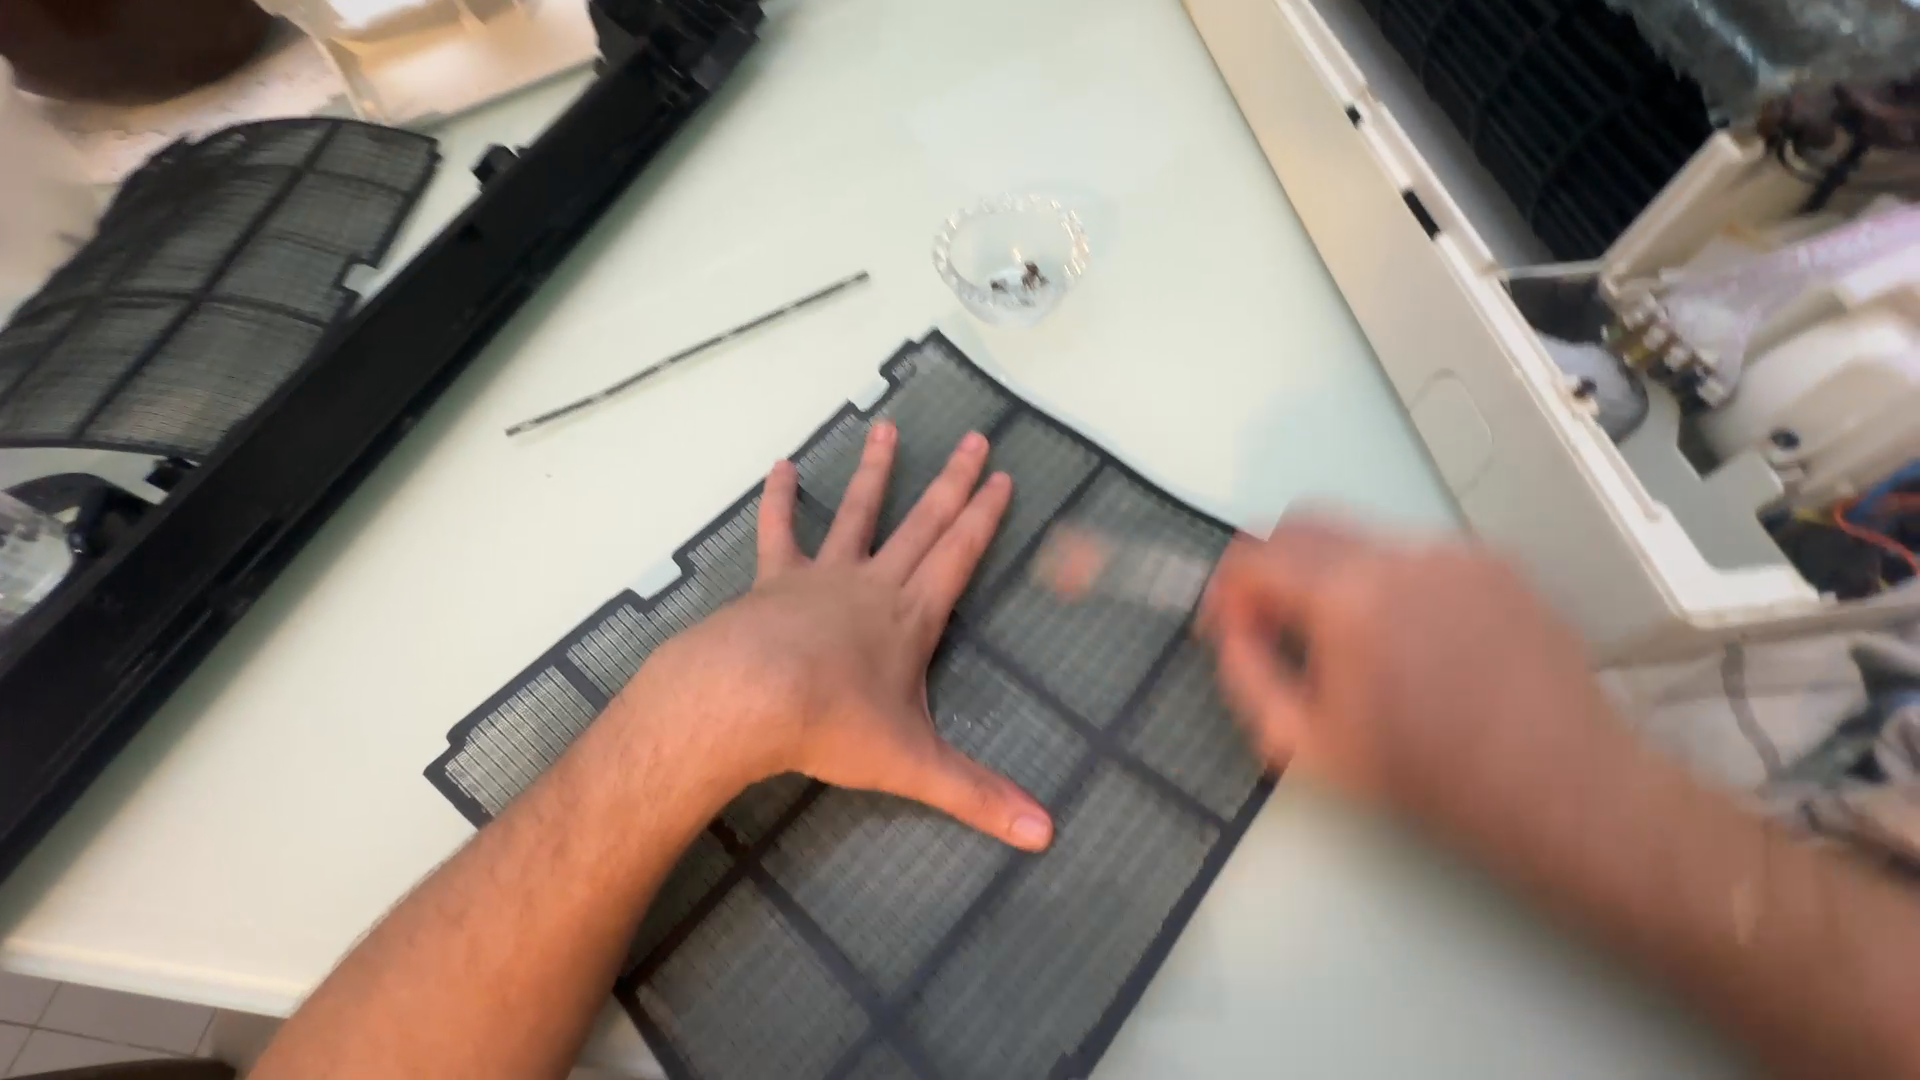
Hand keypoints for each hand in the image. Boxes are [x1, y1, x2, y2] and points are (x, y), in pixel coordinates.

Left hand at [621, 420, 1054, 851]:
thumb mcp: (915, 766)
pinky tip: (782, 467)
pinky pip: (780, 531)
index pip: (960, 553)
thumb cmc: (833, 726)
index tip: (1002, 476)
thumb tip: (1047, 835)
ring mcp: (823, 575)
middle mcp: (875, 582)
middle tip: (975, 437)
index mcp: (912, 615)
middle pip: (924, 520)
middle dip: (953, 481)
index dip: (985, 515)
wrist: (745, 701)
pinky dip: (782, 499)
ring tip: (888, 427)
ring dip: (878, 471)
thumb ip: (979, 796)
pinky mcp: (775, 579)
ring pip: (859, 512)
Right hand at [1198, 514, 1632, 843]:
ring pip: (1353, 536)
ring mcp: (1451, 551)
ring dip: (1322, 573)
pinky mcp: (1492, 562)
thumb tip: (1232, 627)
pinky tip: (1402, 635)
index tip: (1227, 628)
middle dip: (1267, 568)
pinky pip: (1408, 552)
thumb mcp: (1302, 742)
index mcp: (1347, 595)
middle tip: (1268, 622)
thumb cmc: (1425, 773)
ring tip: (1341, 636)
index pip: (1252, 556)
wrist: (1565, 787)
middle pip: (1297, 525)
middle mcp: (1399, 553)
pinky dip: (1379, 580)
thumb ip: (1244, 673)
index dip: (1224, 591)